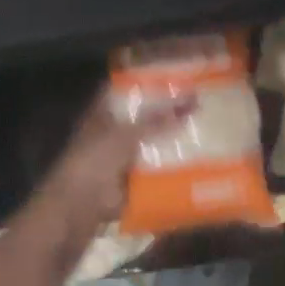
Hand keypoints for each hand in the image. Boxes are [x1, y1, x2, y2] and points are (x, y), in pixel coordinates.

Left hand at [34, 87, 191, 232]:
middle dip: (167, 116)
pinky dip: (170, 173)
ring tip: (206, 135)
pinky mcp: (130, 185)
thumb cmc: (94, 160)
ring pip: (150, 149)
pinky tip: (197, 166)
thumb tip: (193, 99)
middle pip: (142, 121)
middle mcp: (111, 135)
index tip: (177, 79)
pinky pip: (154, 175)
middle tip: (201, 107)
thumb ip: (158, 119)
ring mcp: (120, 162)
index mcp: (103, 115)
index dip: (148, 84)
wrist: (78, 207)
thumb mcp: (127, 133)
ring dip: (171, 146)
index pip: (126, 92)